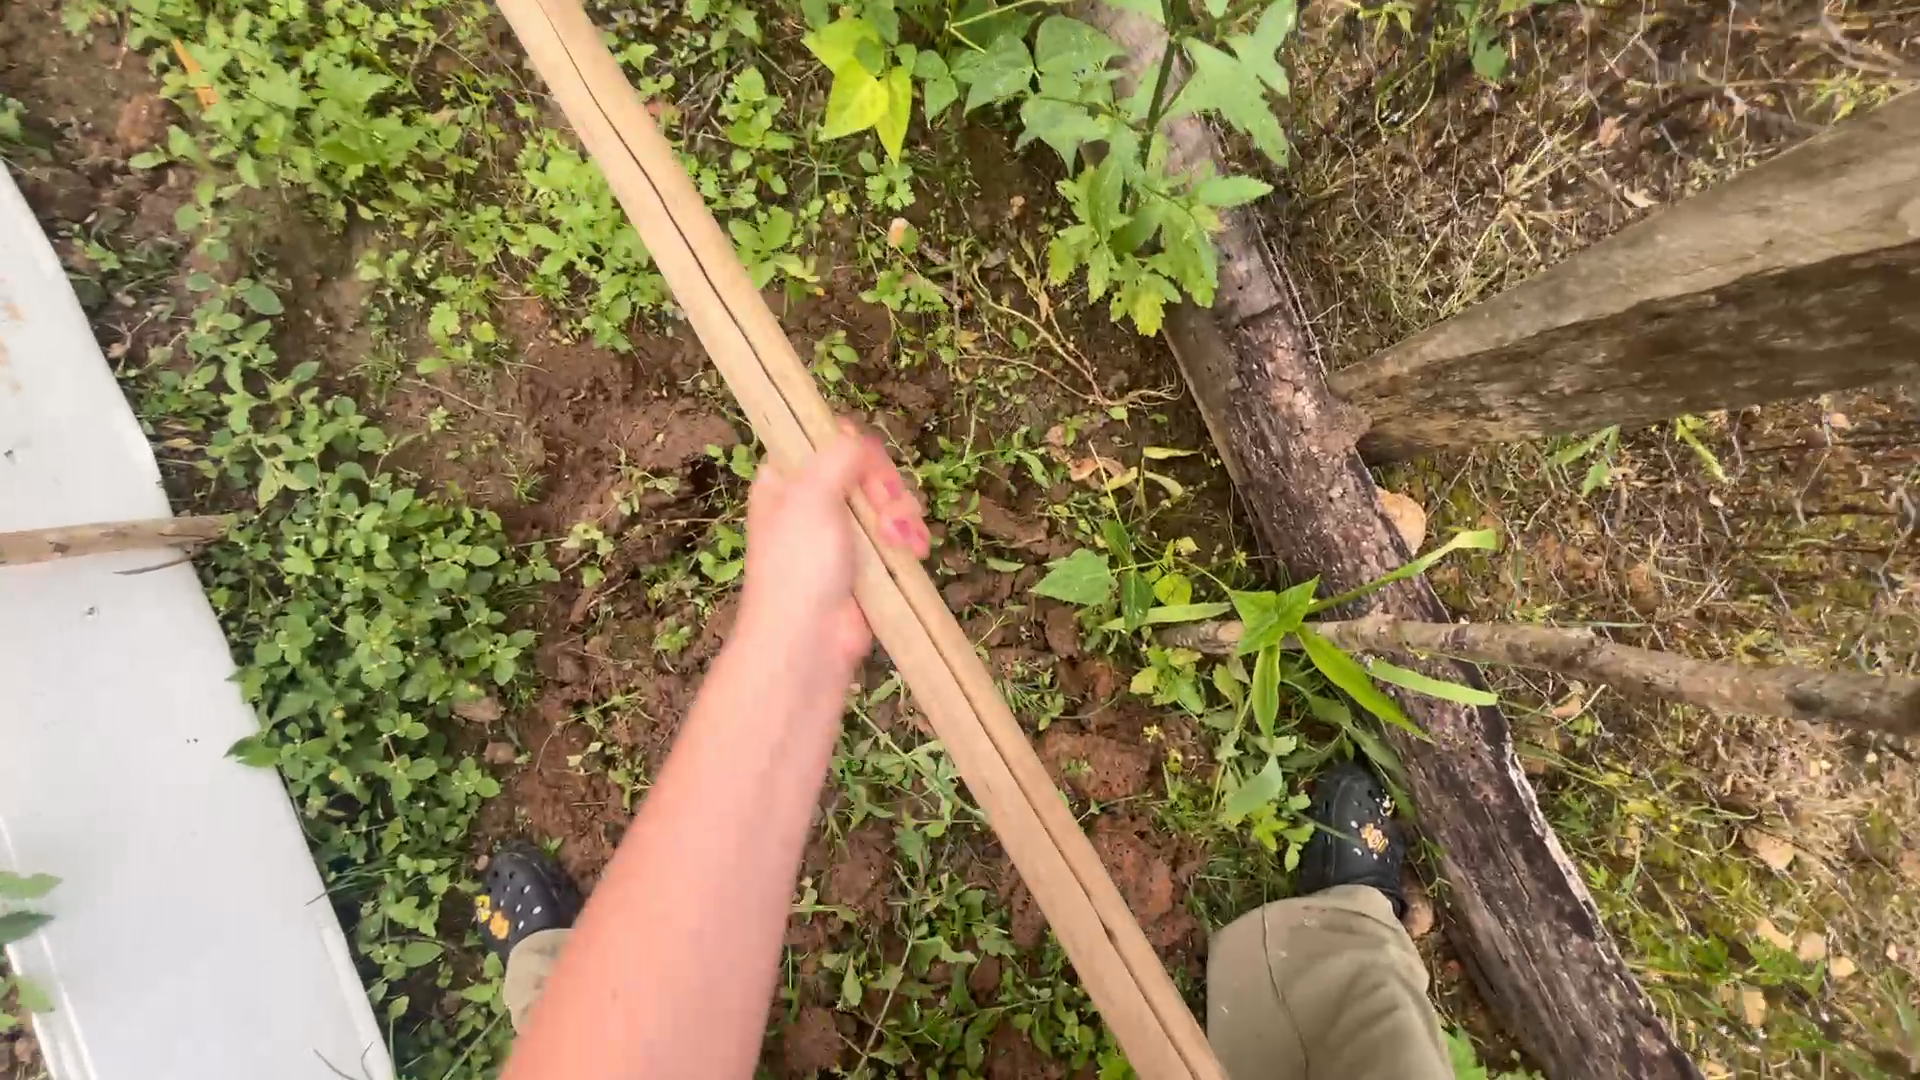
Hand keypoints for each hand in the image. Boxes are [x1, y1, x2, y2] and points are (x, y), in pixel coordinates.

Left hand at [735, 421, 929, 688]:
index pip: (828, 441)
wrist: (808, 641)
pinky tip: (916, 551)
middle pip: (866, 470)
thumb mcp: (812, 495)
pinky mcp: (867, 561)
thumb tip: (856, 436)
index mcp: (788, 480)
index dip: (855, 451)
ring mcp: (842, 533)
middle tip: (888, 512)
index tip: (868, 468)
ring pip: (888, 501)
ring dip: (904, 516)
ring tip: (905, 542)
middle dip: (887, 490)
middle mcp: (813, 502)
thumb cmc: (799, 565)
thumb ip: (839, 455)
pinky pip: (898, 534)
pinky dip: (911, 538)